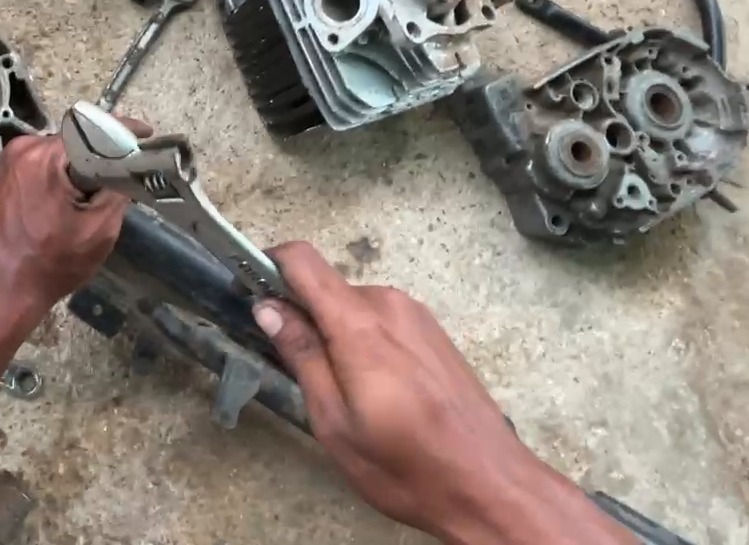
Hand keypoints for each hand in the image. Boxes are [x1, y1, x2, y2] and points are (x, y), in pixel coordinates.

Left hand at [0, 126, 141, 327]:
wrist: (1, 293)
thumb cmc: (50, 264)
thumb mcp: (99, 229)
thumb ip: (117, 189)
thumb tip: (125, 168)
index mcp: (42, 155)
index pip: (92, 131)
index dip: (123, 131)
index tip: (145, 135)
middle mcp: (19, 149)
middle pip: (72, 142)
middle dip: (98, 157)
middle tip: (120, 177)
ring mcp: (5, 163)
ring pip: (55, 155)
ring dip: (75, 170)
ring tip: (93, 196)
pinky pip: (37, 167)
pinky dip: (56, 178)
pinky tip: (65, 203)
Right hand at [253, 243, 628, 544]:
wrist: (494, 487)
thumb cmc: (407, 465)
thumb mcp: (335, 422)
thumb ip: (301, 354)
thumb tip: (268, 307)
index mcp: (358, 323)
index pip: (302, 260)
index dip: (270, 264)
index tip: (254, 290)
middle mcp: (387, 304)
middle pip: (325, 287)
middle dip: (304, 317)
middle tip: (302, 370)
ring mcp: (414, 314)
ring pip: (352, 304)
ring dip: (336, 332)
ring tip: (347, 391)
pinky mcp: (431, 330)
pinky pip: (380, 317)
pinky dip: (364, 339)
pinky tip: (379, 389)